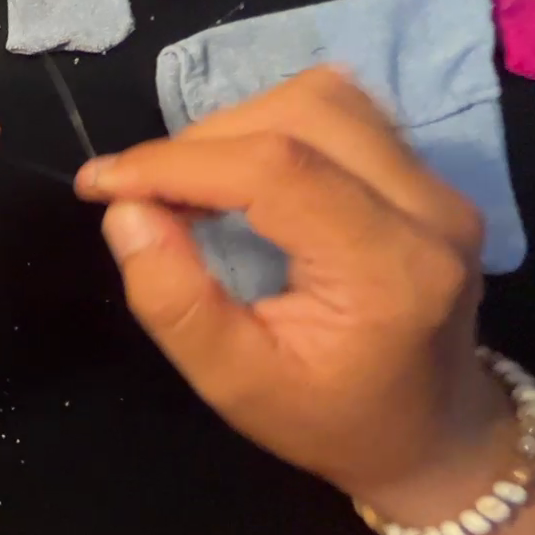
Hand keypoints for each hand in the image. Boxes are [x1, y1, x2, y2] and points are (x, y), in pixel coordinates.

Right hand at [74, 67, 507, 503]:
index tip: (99, 185)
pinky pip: (335, 114)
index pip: (274, 170)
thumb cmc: (324, 420)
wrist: (431, 436)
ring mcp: (435, 185)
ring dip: (228, 129)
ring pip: (318, 99)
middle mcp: (427, 208)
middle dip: (194, 144)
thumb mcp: (229, 382)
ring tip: (184, 185)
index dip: (171, 163)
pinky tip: (229, 175)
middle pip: (299, 114)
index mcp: (385, 269)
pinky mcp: (422, 176)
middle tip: (142, 194)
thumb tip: (125, 213)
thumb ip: (172, 300)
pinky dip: (261, 128)